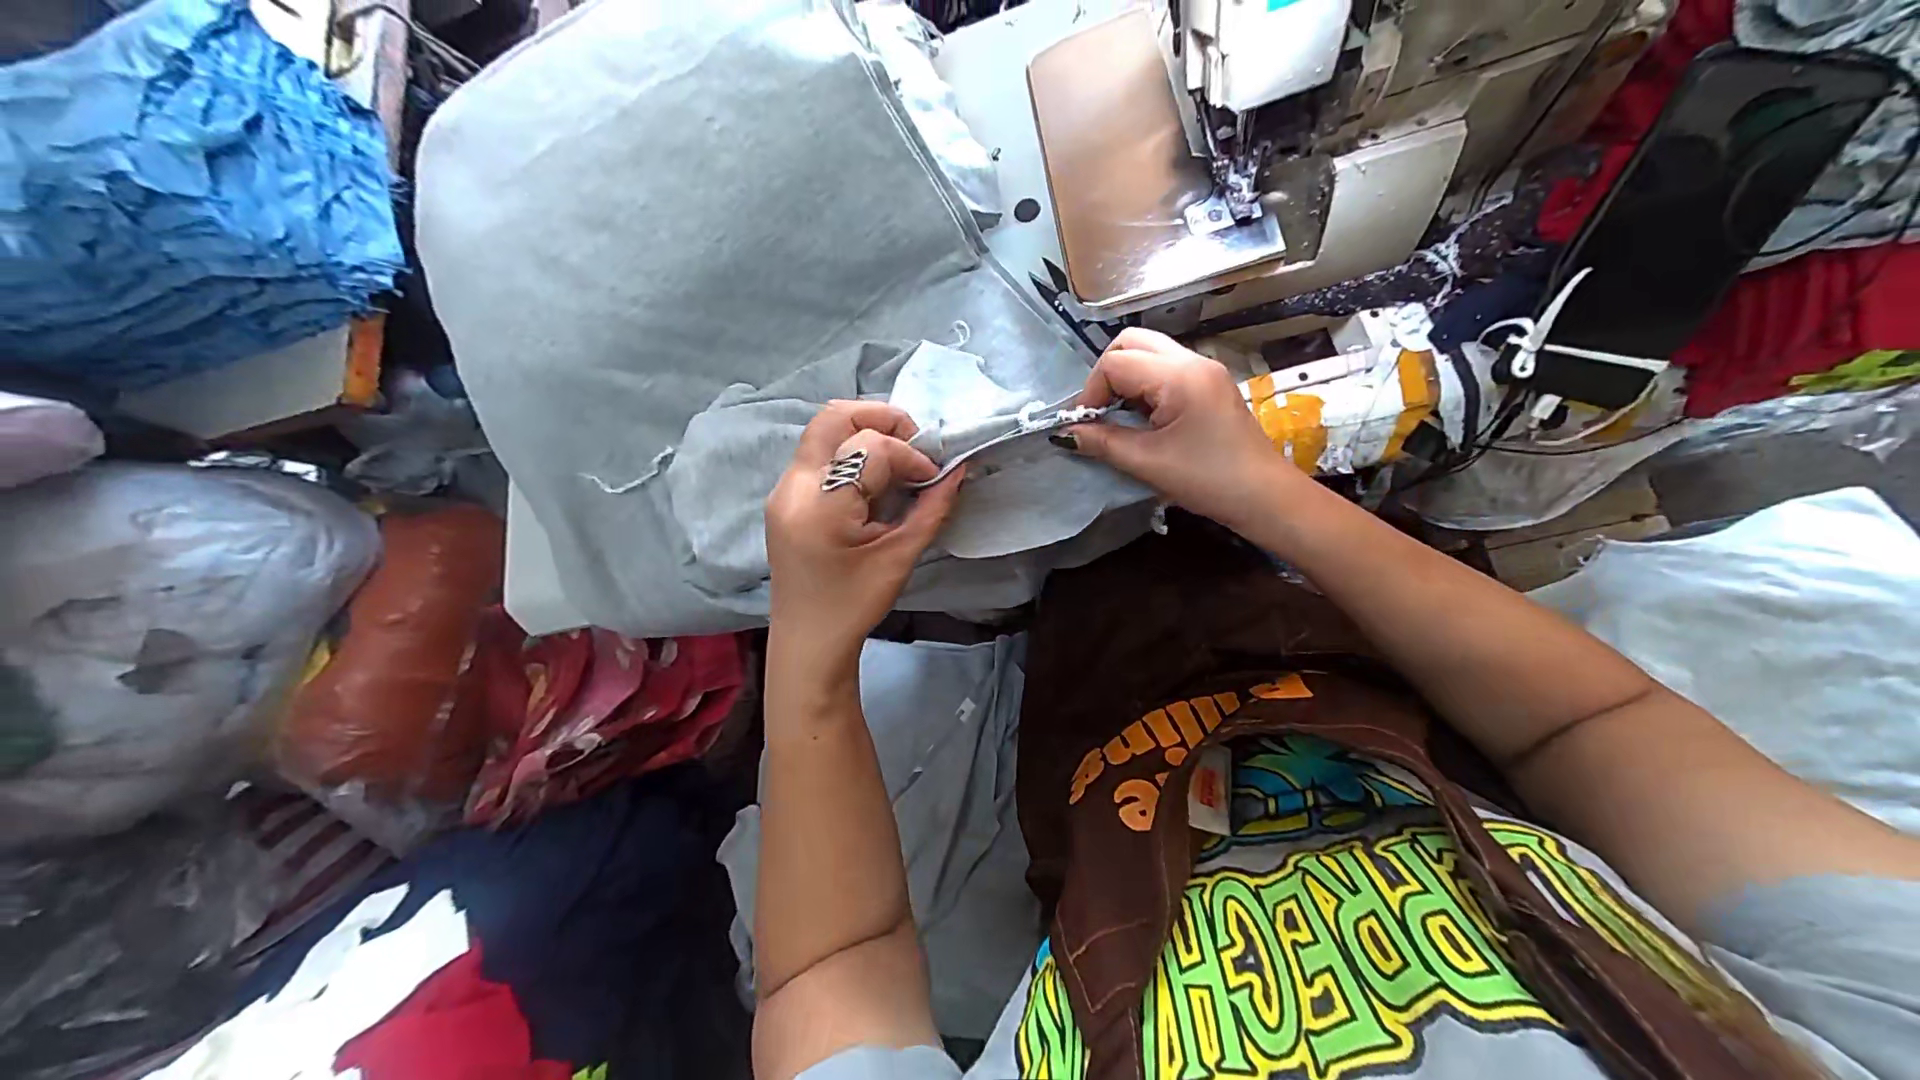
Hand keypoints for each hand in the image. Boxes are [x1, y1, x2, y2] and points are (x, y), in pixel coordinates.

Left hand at [765, 401, 964, 667]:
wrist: (808, 641)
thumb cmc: (854, 605)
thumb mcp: (900, 557)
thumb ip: (931, 509)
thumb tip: (957, 470)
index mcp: (819, 507)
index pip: (869, 448)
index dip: (910, 454)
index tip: (933, 477)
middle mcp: (793, 487)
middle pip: (834, 417)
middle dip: (882, 419)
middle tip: (915, 444)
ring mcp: (783, 490)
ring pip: (823, 431)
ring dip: (866, 434)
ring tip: (898, 462)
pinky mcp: (785, 497)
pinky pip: (818, 455)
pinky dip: (851, 453)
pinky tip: (874, 481)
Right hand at [1064, 328, 1297, 529]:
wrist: (1263, 496)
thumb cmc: (1207, 480)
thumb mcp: (1147, 462)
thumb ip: (1102, 442)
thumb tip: (1065, 434)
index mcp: (1179, 376)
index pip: (1116, 363)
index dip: (1091, 392)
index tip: (1087, 425)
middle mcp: (1193, 361)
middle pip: (1131, 342)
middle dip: (1106, 374)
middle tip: (1101, 412)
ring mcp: (1205, 369)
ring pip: (1149, 351)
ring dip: (1126, 378)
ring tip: (1120, 417)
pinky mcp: (1210, 383)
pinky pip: (1166, 367)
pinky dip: (1144, 384)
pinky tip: (1144, 417)